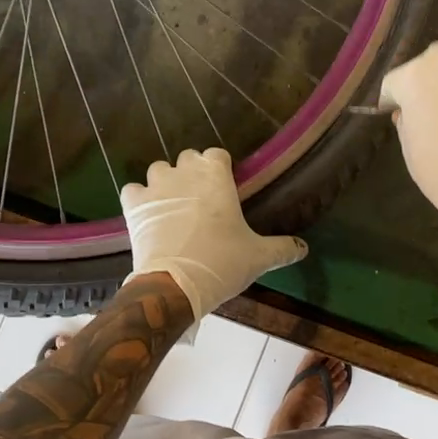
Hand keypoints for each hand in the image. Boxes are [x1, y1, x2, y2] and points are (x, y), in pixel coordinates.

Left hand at [121, 148, 307, 320]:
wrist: (176, 284)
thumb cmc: (222, 262)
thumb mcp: (259, 257)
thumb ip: (283, 248)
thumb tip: (304, 248)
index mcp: (216, 175)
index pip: (217, 154)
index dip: (220, 169)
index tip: (224, 189)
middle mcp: (184, 172)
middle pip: (187, 158)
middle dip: (193, 174)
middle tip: (201, 202)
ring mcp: (156, 186)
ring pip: (159, 170)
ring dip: (166, 183)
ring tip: (173, 208)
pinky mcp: (133, 203)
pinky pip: (133, 190)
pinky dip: (139, 199)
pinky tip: (148, 216)